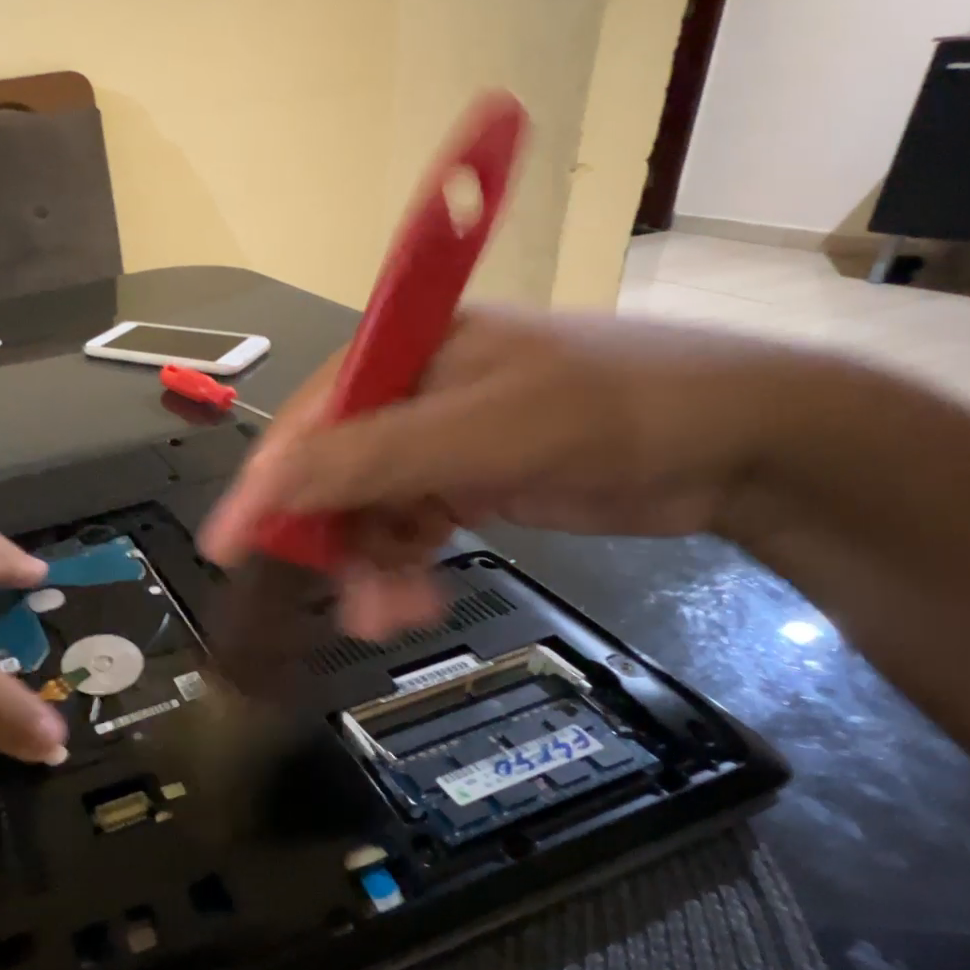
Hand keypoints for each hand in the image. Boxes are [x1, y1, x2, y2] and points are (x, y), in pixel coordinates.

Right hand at [199, 308, 794, 638]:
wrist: (741, 447)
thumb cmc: (608, 414)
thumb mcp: (479, 433)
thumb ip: (367, 458)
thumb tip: (263, 486)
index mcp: (401, 351)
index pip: (307, 419)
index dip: (265, 483)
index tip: (228, 545)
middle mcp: (406, 392)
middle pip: (330, 471)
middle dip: (329, 539)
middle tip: (336, 602)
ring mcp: (434, 440)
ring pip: (365, 511)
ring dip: (367, 566)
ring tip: (389, 618)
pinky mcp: (462, 482)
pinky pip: (405, 530)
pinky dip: (402, 570)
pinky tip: (411, 603)